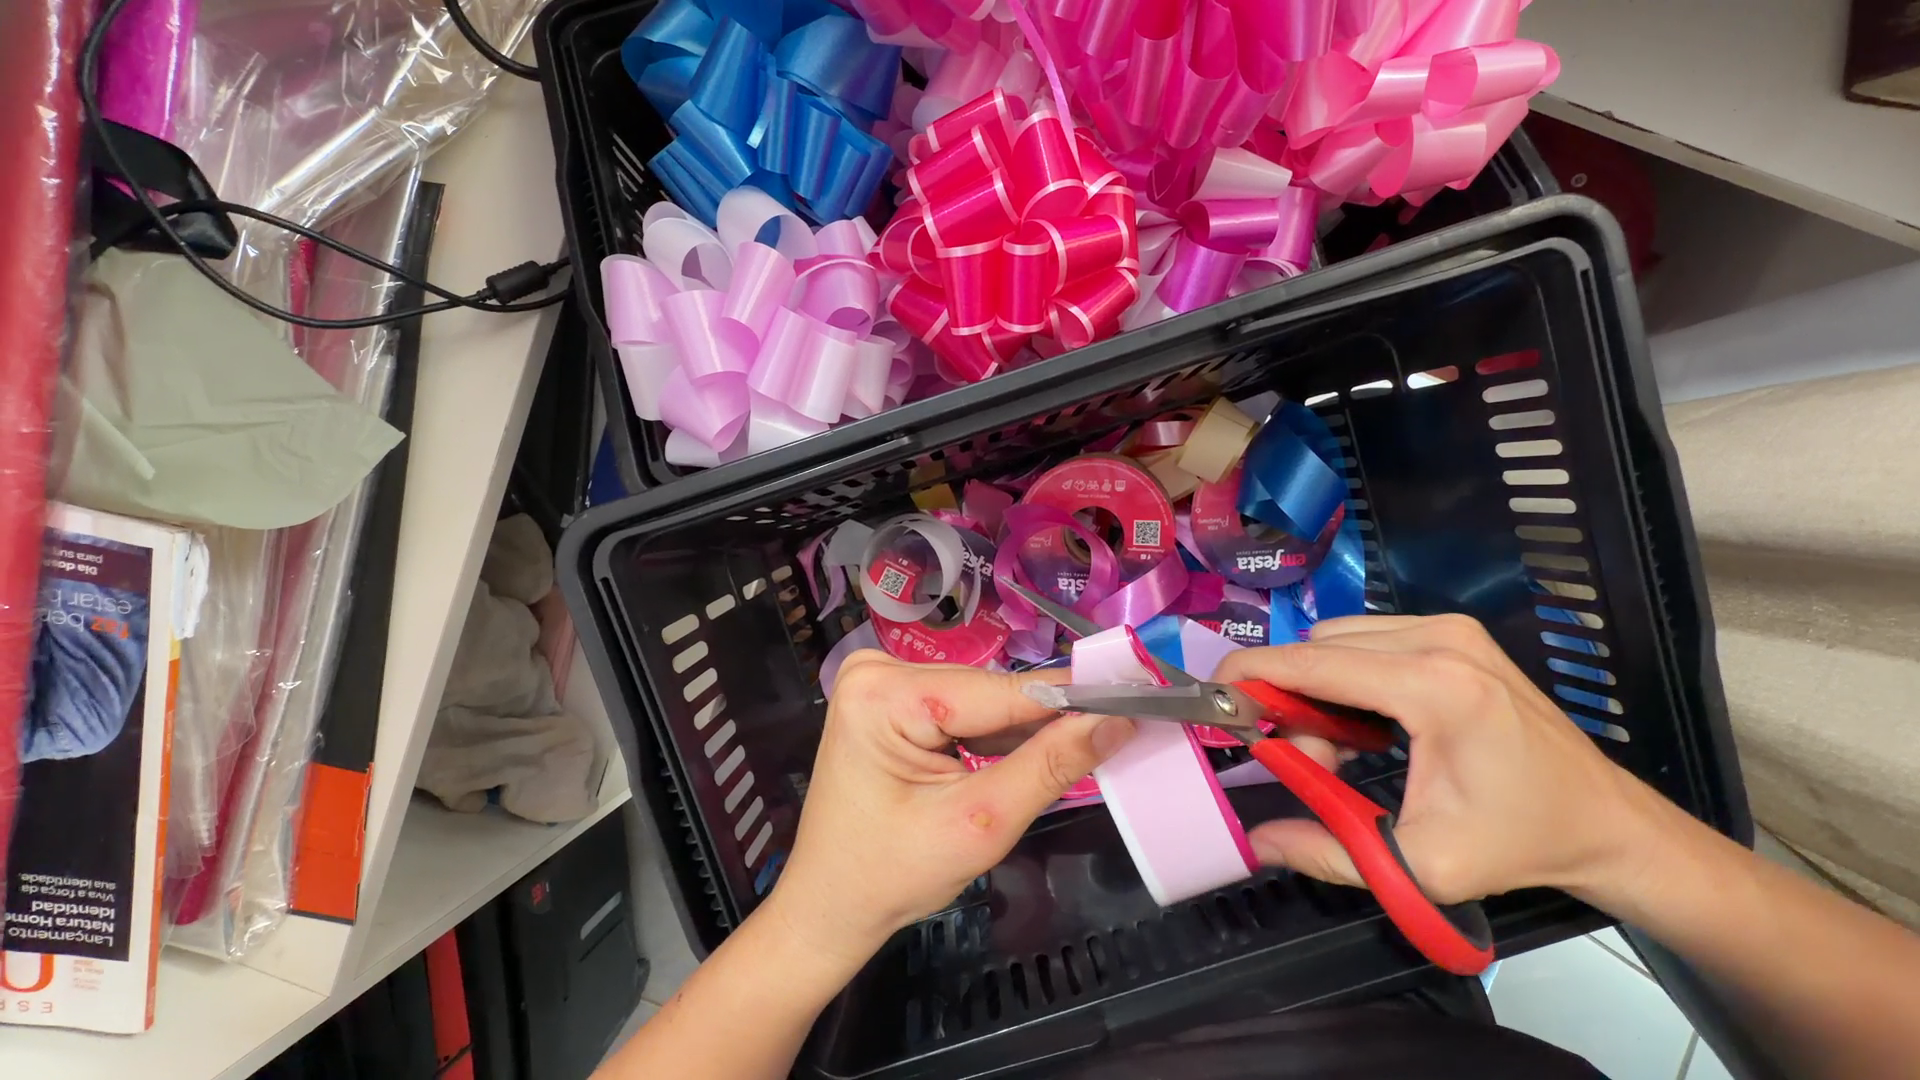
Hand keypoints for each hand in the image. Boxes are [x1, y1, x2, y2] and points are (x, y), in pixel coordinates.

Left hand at [763, 650, 1135, 966]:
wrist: (829, 906)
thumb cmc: (892, 875)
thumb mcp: (980, 825)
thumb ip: (1049, 767)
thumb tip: (1116, 718)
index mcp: (884, 693)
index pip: (999, 691)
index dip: (1072, 699)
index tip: (1137, 698)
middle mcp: (877, 669)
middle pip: (990, 692)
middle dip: (1045, 723)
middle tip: (1115, 736)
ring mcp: (879, 682)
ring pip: (981, 699)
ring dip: (1022, 732)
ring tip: (1076, 751)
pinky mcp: (889, 700)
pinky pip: (960, 709)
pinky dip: (993, 736)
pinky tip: (1023, 757)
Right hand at [1215, 614, 1660, 904]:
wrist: (1606, 823)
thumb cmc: (1519, 843)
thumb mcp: (1423, 866)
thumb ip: (1330, 853)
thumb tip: (1257, 840)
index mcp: (1434, 686)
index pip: (1310, 662)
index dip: (1250, 676)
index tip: (1214, 701)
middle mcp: (1439, 639)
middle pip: (1317, 649)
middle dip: (1293, 701)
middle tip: (1316, 765)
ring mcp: (1449, 628)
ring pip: (1335, 641)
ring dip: (1318, 690)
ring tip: (1347, 751)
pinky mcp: (1454, 631)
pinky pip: (1364, 639)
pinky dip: (1346, 678)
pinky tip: (1370, 726)